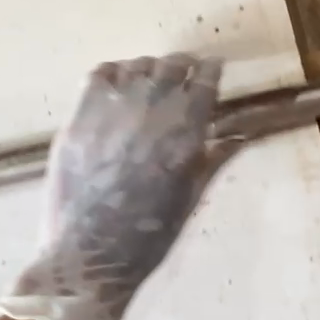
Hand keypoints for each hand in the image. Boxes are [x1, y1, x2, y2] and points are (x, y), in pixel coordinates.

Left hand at [0, 55, 232, 319]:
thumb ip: (216, 157)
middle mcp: (152, 112)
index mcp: (187, 131)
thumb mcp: (193, 194)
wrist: (90, 255)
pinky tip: (117, 87)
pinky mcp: (78, 119)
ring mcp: (111, 112)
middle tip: (183, 74)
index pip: (205, 78)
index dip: (211, 70)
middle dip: (182, 66)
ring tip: (150, 81)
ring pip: (136, 66)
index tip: (212, 70)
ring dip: (149, 69)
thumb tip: (241, 134)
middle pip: (172, 65)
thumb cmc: (152, 232)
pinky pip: (98, 76)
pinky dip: (113, 74)